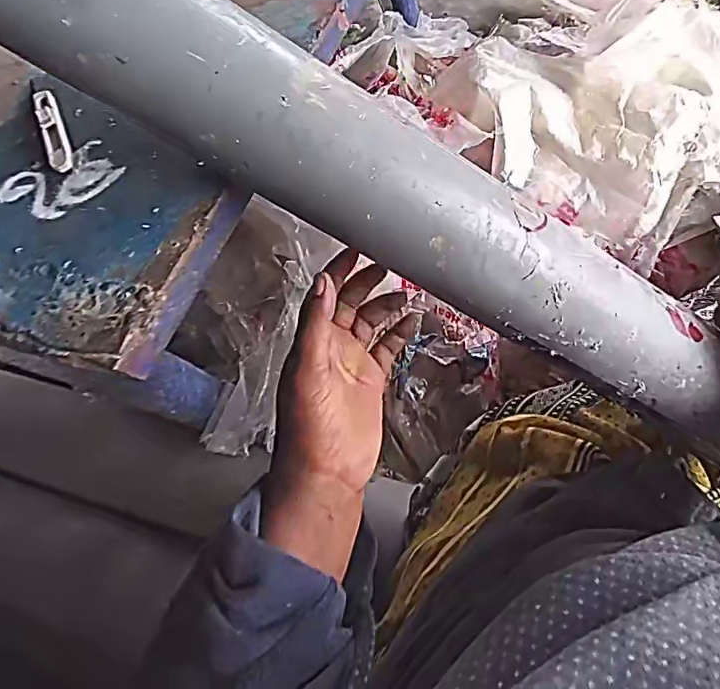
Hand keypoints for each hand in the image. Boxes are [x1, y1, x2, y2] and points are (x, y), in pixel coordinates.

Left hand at [262, 249, 417, 579]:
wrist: (327, 471)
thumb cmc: (308, 425)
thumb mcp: (307, 369)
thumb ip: (316, 324)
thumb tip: (324, 282)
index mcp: (313, 339)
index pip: (326, 293)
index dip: (339, 269)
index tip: (356, 247)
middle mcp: (332, 345)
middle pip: (350, 301)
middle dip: (366, 280)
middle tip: (386, 262)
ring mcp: (353, 361)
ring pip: (372, 321)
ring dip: (386, 304)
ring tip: (404, 291)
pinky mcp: (372, 379)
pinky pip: (388, 347)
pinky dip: (399, 332)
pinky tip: (412, 320)